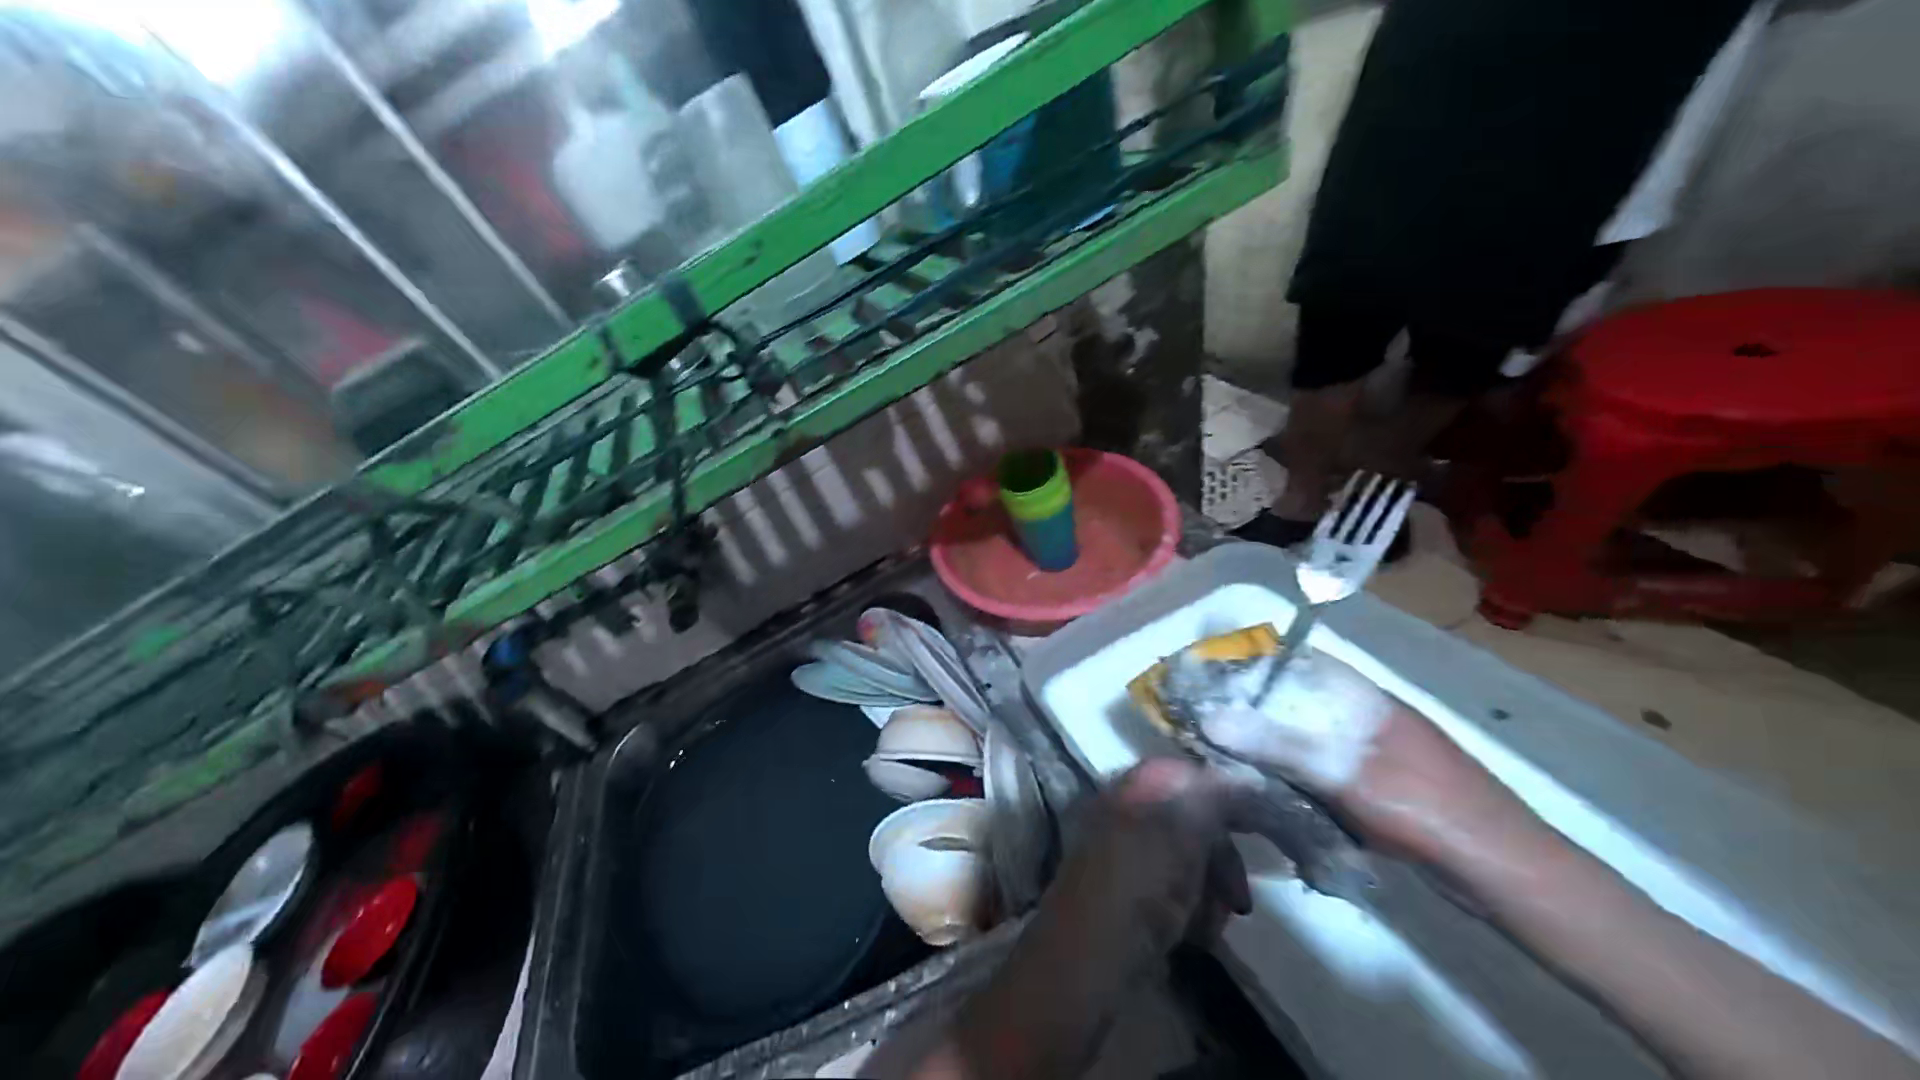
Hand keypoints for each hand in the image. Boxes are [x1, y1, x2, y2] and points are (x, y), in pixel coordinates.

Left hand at [1044, 759, 1252, 966]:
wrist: (1086, 961)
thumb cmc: (1135, 890)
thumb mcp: (1179, 836)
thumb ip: (1210, 799)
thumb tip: (1239, 777)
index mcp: (1131, 790)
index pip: (1186, 774)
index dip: (1225, 794)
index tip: (1258, 824)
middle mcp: (1125, 814)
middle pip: (1191, 819)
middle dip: (1222, 856)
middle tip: (1239, 898)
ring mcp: (1125, 855)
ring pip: (1187, 859)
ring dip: (1211, 888)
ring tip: (1214, 923)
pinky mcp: (1130, 894)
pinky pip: (1173, 889)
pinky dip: (1192, 907)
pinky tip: (1198, 934)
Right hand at [1201, 651, 1543, 872]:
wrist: (1503, 872)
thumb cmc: (1424, 807)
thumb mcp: (1343, 773)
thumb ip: (1277, 744)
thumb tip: (1210, 717)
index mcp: (1364, 699)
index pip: (1301, 664)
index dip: (1256, 666)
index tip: (1213, 681)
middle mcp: (1366, 720)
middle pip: (1299, 705)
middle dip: (1256, 715)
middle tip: (1211, 732)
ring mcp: (1374, 756)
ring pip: (1307, 742)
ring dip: (1273, 753)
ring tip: (1231, 767)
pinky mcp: (1377, 790)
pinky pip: (1321, 774)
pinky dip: (1296, 782)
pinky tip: (1273, 799)